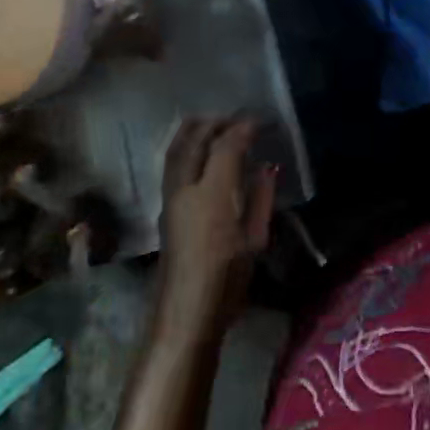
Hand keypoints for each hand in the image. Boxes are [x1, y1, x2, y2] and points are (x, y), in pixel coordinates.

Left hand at [156, 117, 275, 341]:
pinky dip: (185, 145)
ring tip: (214, 123)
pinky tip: (198, 149)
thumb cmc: (227, 280)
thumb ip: (260, 198)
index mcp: (211, 194)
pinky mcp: (163, 206)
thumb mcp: (255, 240)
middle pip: (195, 138)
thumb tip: (266, 168)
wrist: (186, 312)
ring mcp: (169, 195)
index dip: (242, 129)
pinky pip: (172, 161)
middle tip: (235, 118)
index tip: (258, 121)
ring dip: (195, 129)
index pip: (226, 146)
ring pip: (177, 147)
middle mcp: (185, 186)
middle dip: (215, 122)